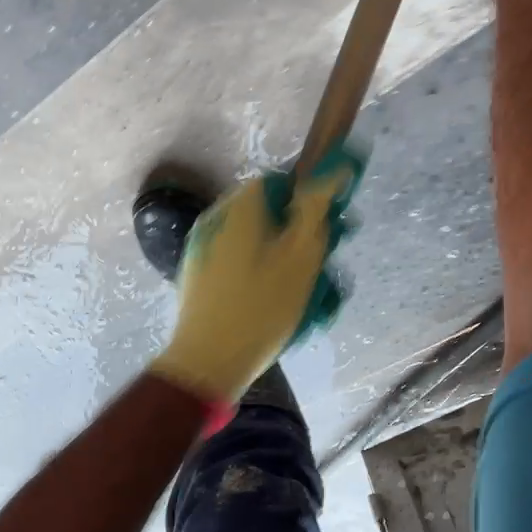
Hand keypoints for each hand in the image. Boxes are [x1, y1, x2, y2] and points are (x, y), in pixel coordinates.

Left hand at [148, 169, 352, 403]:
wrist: (206, 362)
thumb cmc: (260, 307)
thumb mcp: (301, 255)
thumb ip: (317, 207)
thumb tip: (332, 169)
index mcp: (238, 206)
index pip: (281, 183)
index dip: (311, 201)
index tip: (333, 229)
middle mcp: (214, 221)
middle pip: (269, 216)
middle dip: (302, 237)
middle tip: (326, 266)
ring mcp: (202, 251)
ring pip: (257, 246)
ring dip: (287, 264)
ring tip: (311, 297)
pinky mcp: (198, 280)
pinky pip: (239, 269)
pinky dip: (263, 280)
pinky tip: (281, 310)